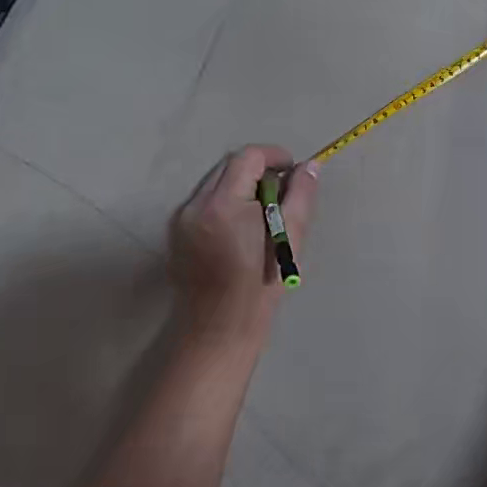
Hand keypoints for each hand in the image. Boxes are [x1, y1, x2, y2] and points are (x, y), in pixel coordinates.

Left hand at [169, 146, 318, 344]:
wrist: (220, 330)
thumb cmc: (261, 286)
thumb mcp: (290, 238)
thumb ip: (301, 196)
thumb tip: (310, 166)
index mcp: (223, 205)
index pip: (248, 157)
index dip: (274, 156)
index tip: (293, 171)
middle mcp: (195, 206)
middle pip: (229, 166)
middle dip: (258, 171)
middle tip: (282, 194)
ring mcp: (181, 220)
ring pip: (216, 183)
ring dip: (242, 186)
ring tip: (264, 214)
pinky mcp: (177, 234)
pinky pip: (205, 202)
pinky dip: (226, 203)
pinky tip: (242, 230)